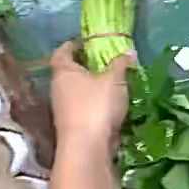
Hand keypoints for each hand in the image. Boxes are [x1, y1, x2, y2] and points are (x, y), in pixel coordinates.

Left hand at [50, 41, 132, 155]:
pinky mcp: (73, 125)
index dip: (70, 45)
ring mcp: (64, 109)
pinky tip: (110, 103)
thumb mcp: (114, 80)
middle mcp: (59, 89)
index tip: (82, 41)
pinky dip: (94, 102)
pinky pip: (84, 107)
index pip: (62, 53)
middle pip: (68, 72)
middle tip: (102, 60)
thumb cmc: (96, 106)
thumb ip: (121, 64)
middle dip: (83, 66)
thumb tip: (129, 51)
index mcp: (64, 73)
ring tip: (111, 81)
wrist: (87, 147)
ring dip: (90, 86)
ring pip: (76, 91)